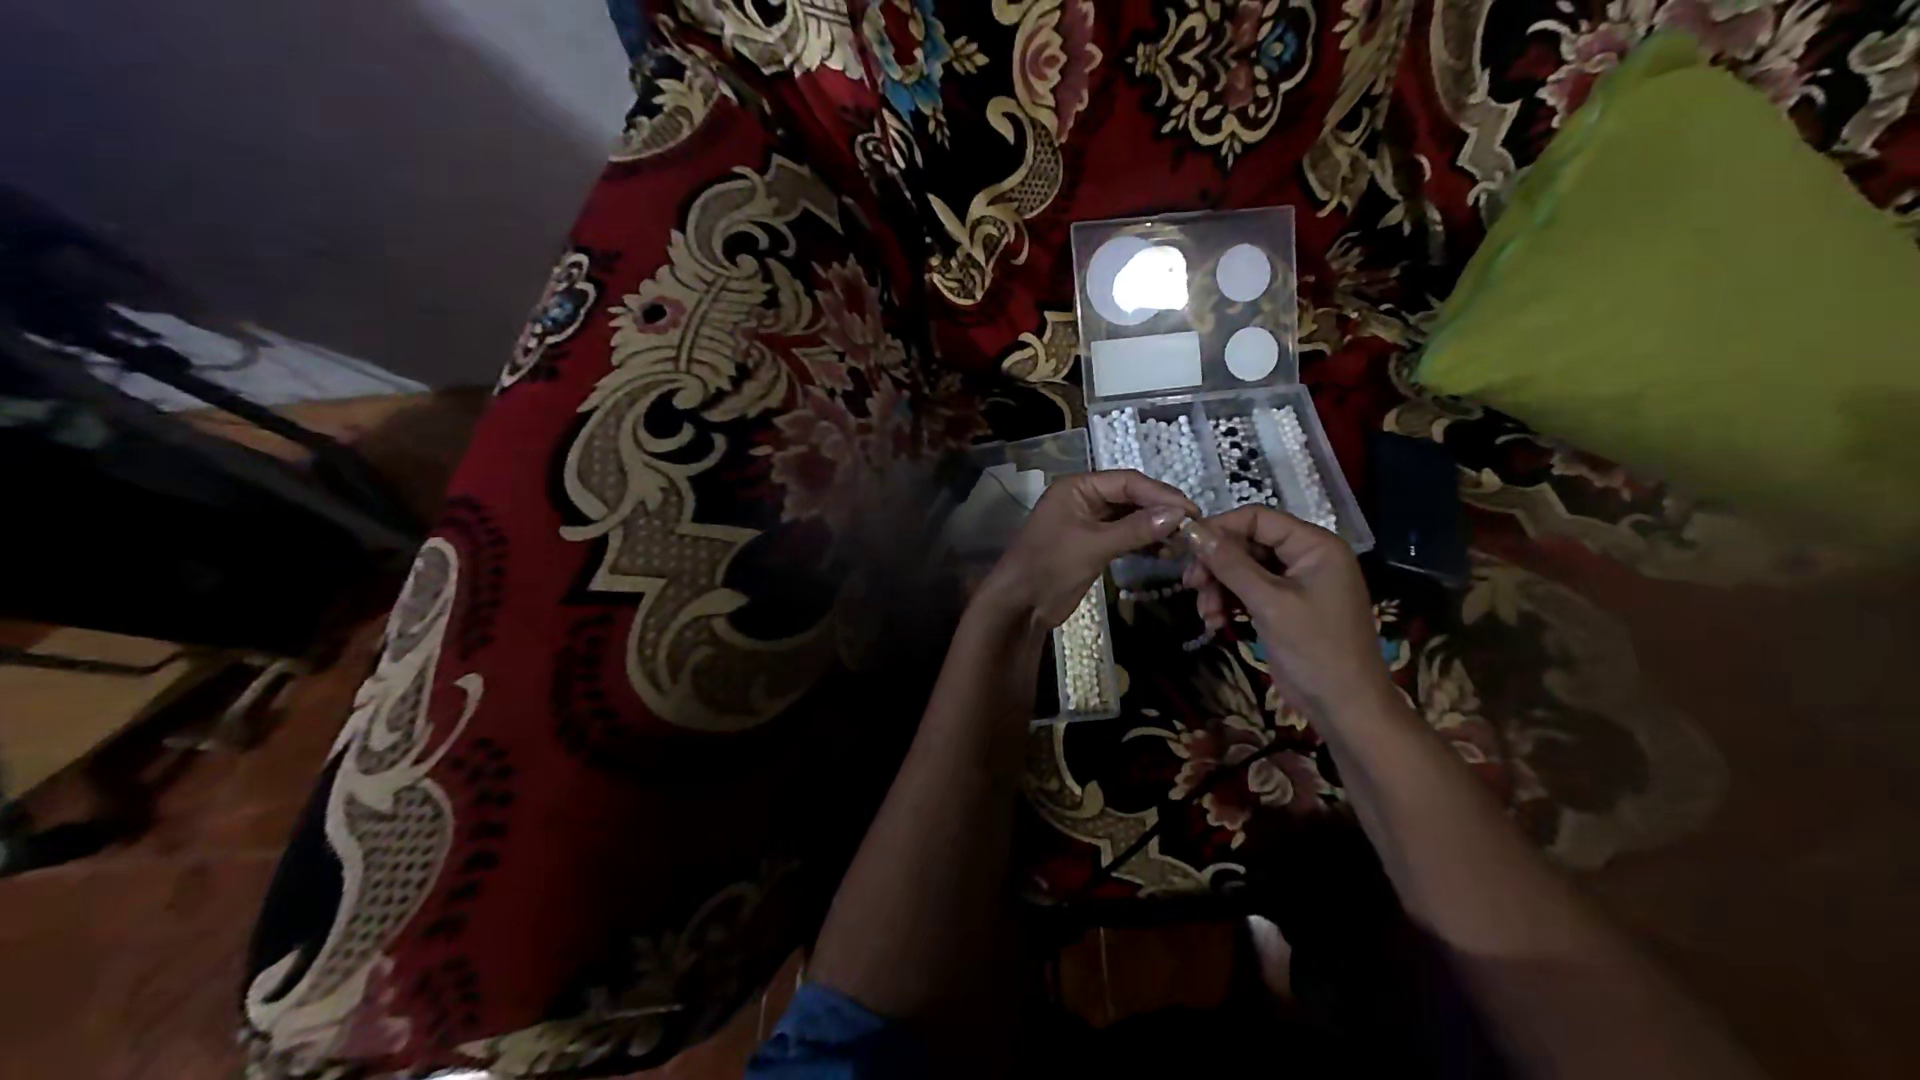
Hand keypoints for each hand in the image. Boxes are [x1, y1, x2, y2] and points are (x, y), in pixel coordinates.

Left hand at [980, 469, 1197, 629]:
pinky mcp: (1093, 544)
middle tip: (1195, 526)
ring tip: (1185, 541)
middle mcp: (1084, 498)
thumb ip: (1136, 529)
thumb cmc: (1050, 566)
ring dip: (1156, 527)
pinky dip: (1144, 542)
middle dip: (1161, 510)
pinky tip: (1166, 552)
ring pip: (1130, 518)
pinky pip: (1125, 536)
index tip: (1192, 510)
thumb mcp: (1095, 545)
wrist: (1020, 604)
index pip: (1127, 482)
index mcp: (1077, 487)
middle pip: (1131, 497)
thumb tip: (1179, 515)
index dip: (1161, 494)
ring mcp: (1088, 522)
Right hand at [1179, 507, 1391, 719]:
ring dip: (1218, 587)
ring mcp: (1295, 582)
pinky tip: (1215, 622)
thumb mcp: (1268, 602)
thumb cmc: (1315, 648)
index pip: (1258, 518)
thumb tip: (1192, 531)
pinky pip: (1248, 591)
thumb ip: (1230, 564)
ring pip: (1242, 568)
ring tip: (1205, 613)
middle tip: (1190, 585)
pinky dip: (1229, 602)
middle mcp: (1306, 556)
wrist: (1345, 706)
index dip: (1219, 528)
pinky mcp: (1284, 605)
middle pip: (1247, 543)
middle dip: (1216, 564)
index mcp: (1315, 545)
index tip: (1185, 546)